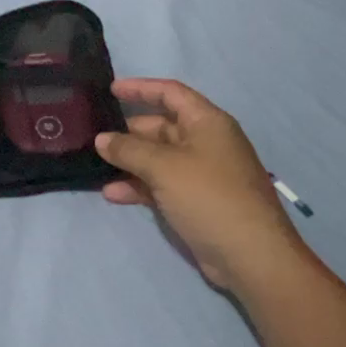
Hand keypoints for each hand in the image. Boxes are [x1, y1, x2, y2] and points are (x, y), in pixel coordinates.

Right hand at [97, 79, 306, 290]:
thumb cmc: (210, 197)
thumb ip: (128, 149)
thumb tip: (101, 139)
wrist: (252, 258)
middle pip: (160, 126)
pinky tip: (113, 193)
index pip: (170, 93)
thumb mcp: (164, 167)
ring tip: (96, 166)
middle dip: (128, 131)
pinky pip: (162, 184)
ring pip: (157, 158)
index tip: (110, 90)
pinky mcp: (197, 201)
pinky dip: (139, 186)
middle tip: (93, 136)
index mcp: (207, 123)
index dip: (140, 88)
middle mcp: (206, 143)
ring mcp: (202, 173)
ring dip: (129, 162)